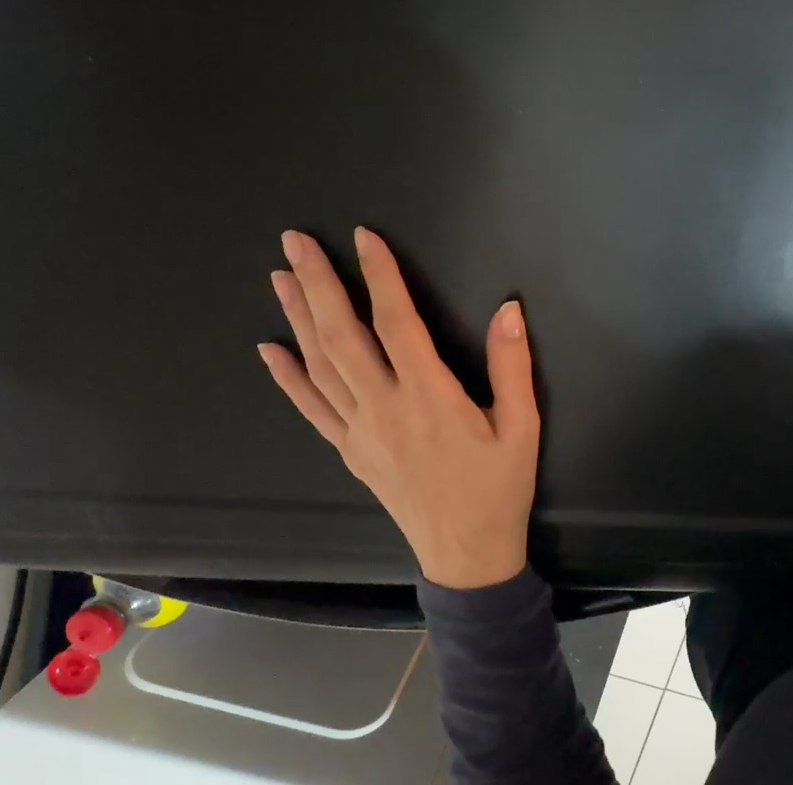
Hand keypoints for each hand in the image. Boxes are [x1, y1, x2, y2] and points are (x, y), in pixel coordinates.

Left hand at [258, 228, 540, 589]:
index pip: (397, 322)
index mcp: (430, 397)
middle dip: (318, 284)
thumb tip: (509, 308)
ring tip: (280, 276)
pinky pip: (311, 408)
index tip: (365, 238)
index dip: (380, 276)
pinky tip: (269, 348)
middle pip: (342, 336)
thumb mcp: (522, 425)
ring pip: (319, 365)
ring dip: (297, 318)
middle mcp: (385, 408)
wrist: (466, 554)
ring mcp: (359, 431)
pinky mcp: (349, 451)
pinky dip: (287, 377)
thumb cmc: (499, 486)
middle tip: (295, 240)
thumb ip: (512, 365)